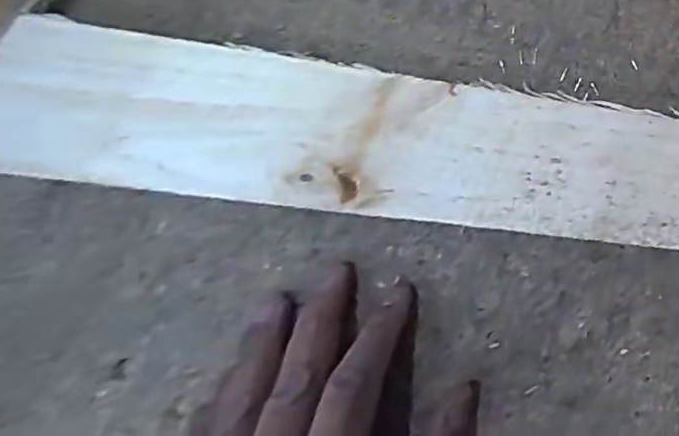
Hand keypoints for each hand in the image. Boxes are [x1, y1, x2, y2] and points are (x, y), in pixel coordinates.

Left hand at [190, 263, 479, 435]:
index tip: (399, 289)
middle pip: (294, 383)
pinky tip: (225, 377)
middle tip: (335, 269)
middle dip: (318, 323)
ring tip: (274, 301)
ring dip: (257, 351)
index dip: (380, 332)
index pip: (354, 384)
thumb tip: (465, 388)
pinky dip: (213, 404)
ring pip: (236, 408)